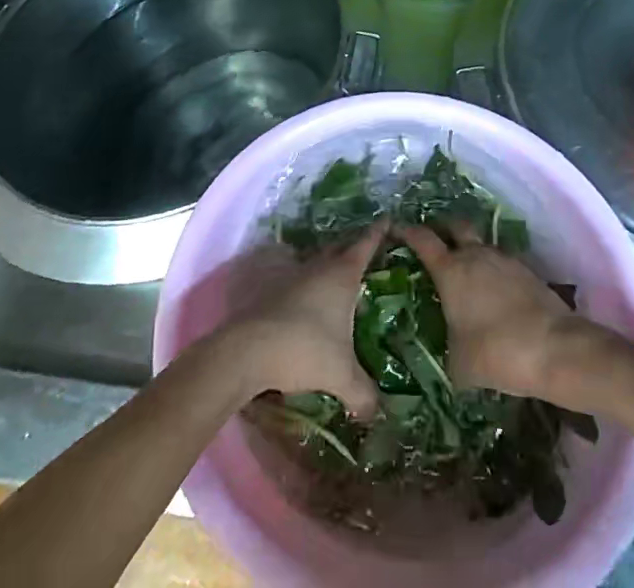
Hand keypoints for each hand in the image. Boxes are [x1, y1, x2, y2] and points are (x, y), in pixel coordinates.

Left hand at [215, 222, 385, 416]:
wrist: (246, 352)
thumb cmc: (304, 351)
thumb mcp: (341, 376)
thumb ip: (363, 394)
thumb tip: (376, 414)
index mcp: (342, 276)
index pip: (365, 246)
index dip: (378, 233)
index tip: (387, 220)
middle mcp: (316, 268)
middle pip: (338, 248)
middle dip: (352, 247)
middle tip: (365, 251)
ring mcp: (289, 276)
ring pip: (313, 263)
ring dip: (324, 265)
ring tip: (334, 276)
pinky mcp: (266, 290)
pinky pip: (292, 280)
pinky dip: (301, 284)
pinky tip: (302, 300)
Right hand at [399, 223, 602, 400]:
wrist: (555, 349)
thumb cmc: (496, 352)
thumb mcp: (458, 364)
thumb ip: (446, 352)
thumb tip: (446, 356)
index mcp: (451, 270)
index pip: (422, 239)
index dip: (406, 231)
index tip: (395, 229)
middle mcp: (477, 256)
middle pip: (456, 226)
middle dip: (443, 229)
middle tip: (433, 241)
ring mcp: (505, 261)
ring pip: (482, 245)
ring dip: (471, 251)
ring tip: (465, 274)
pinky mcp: (529, 272)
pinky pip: (503, 263)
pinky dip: (493, 271)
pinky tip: (492, 293)